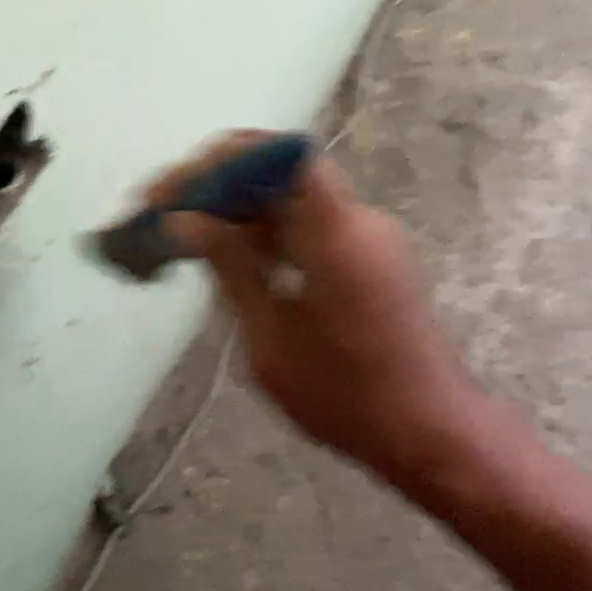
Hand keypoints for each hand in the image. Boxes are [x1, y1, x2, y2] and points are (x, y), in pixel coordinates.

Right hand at [152, 131, 489, 486]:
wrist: (430, 434)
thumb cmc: (345, 395)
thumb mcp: (270, 337)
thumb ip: (231, 268)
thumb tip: (185, 220)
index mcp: (338, 234)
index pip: (284, 156)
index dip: (229, 156)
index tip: (180, 185)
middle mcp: (359, 221)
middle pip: (282, 173)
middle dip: (218, 184)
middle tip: (161, 209)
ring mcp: (369, 238)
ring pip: (292, 200)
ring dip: (237, 209)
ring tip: (180, 231)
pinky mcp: (370, 259)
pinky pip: (308, 226)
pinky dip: (265, 232)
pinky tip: (226, 255)